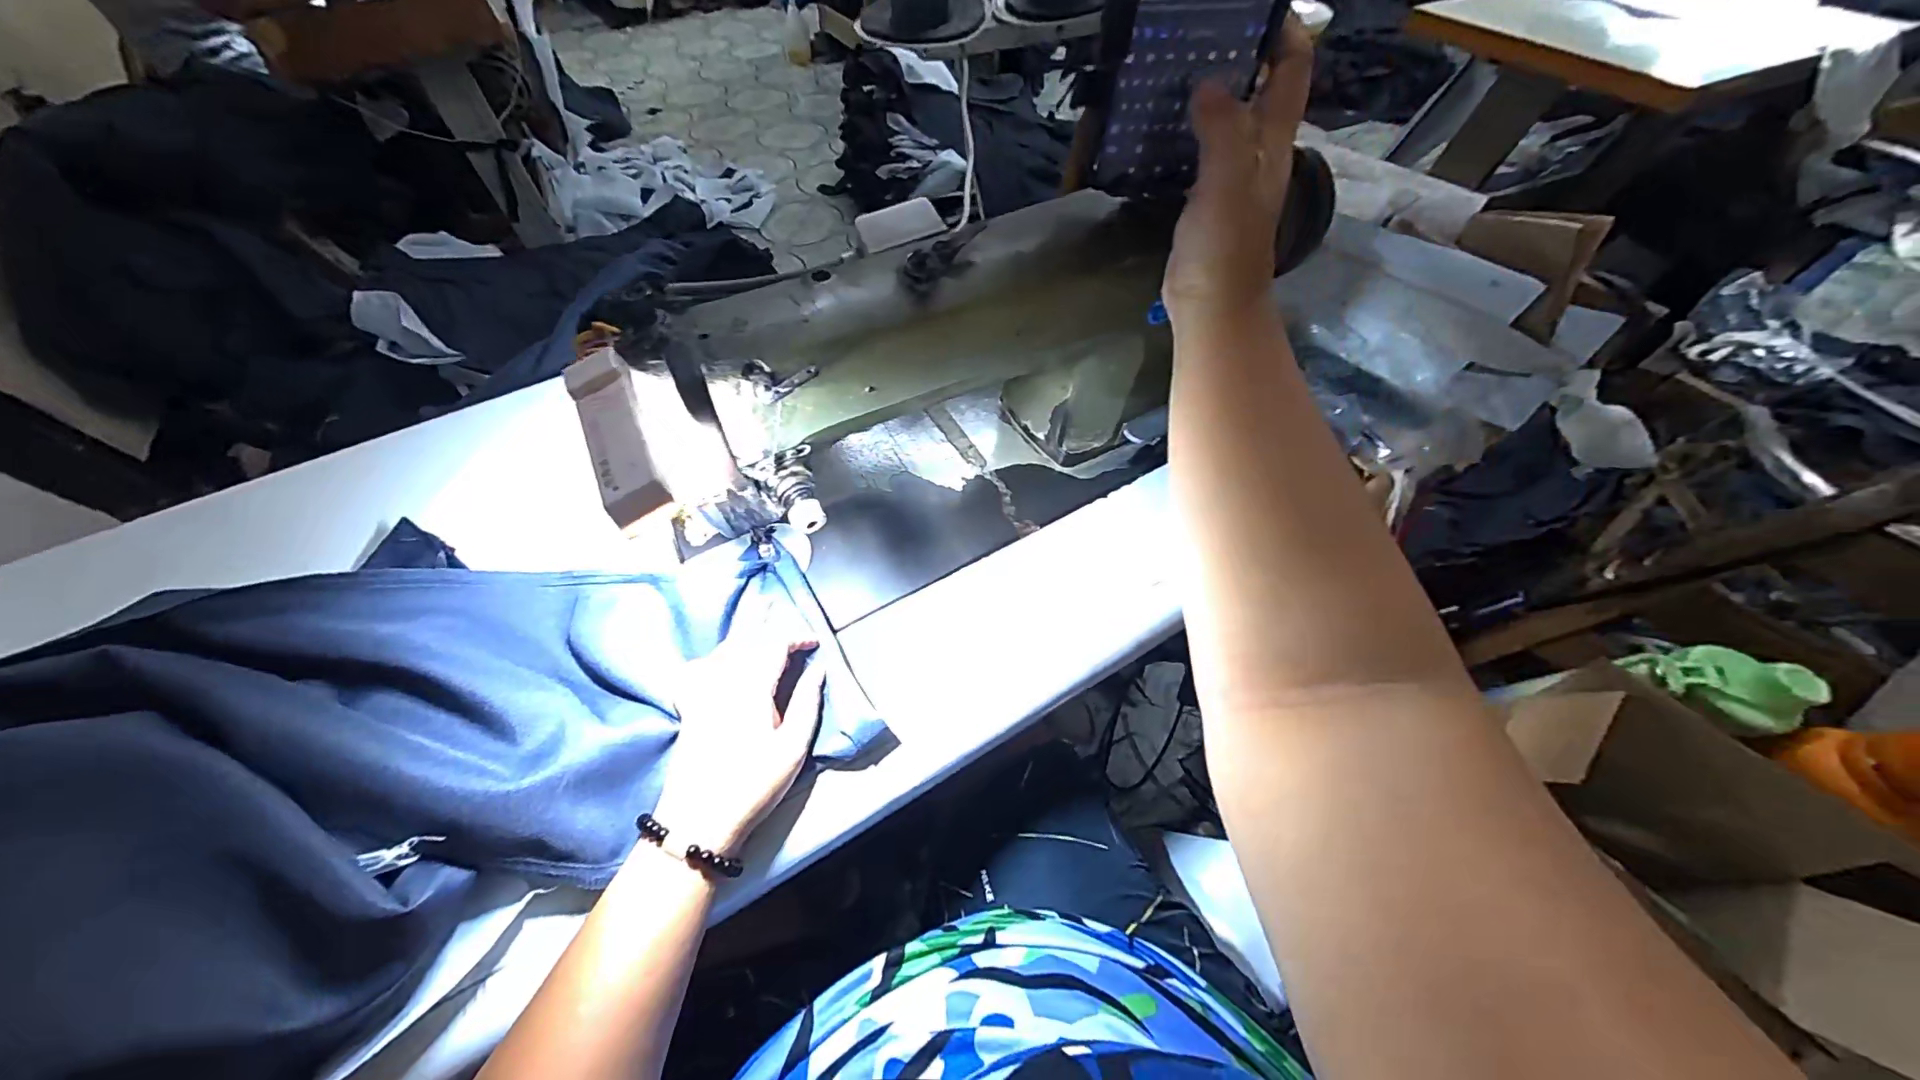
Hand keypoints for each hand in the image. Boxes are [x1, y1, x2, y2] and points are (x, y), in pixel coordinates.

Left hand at [650, 627, 825, 860]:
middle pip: (743, 638)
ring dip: (740, 631)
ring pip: (722, 649)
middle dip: (761, 619)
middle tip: (772, 601)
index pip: (774, 645)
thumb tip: (816, 671)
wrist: (698, 817)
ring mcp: (702, 692)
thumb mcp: (793, 747)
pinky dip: (710, 657)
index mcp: (751, 687)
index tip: (814, 641)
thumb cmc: (753, 784)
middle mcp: (722, 681)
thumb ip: (806, 703)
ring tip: (752, 618)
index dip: (796, 636)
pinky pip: (698, 668)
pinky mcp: (690, 707)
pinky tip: (715, 658)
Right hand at [1163, 16, 1313, 325]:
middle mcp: (1258, 155)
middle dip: (1245, 56)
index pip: (1292, 74)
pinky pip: (1202, 152)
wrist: (1211, 308)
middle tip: (1205, 35)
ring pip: (1230, 121)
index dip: (1285, 36)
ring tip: (1180, 69)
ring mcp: (1231, 180)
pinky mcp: (1205, 202)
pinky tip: (1165, 126)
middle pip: (1263, 91)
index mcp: (1272, 144)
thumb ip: (1223, 130)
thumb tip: (1211, 83)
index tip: (1258, 12)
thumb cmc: (1223, 250)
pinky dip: (1189, 131)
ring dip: (1215, 92)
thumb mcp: (1226, 183)